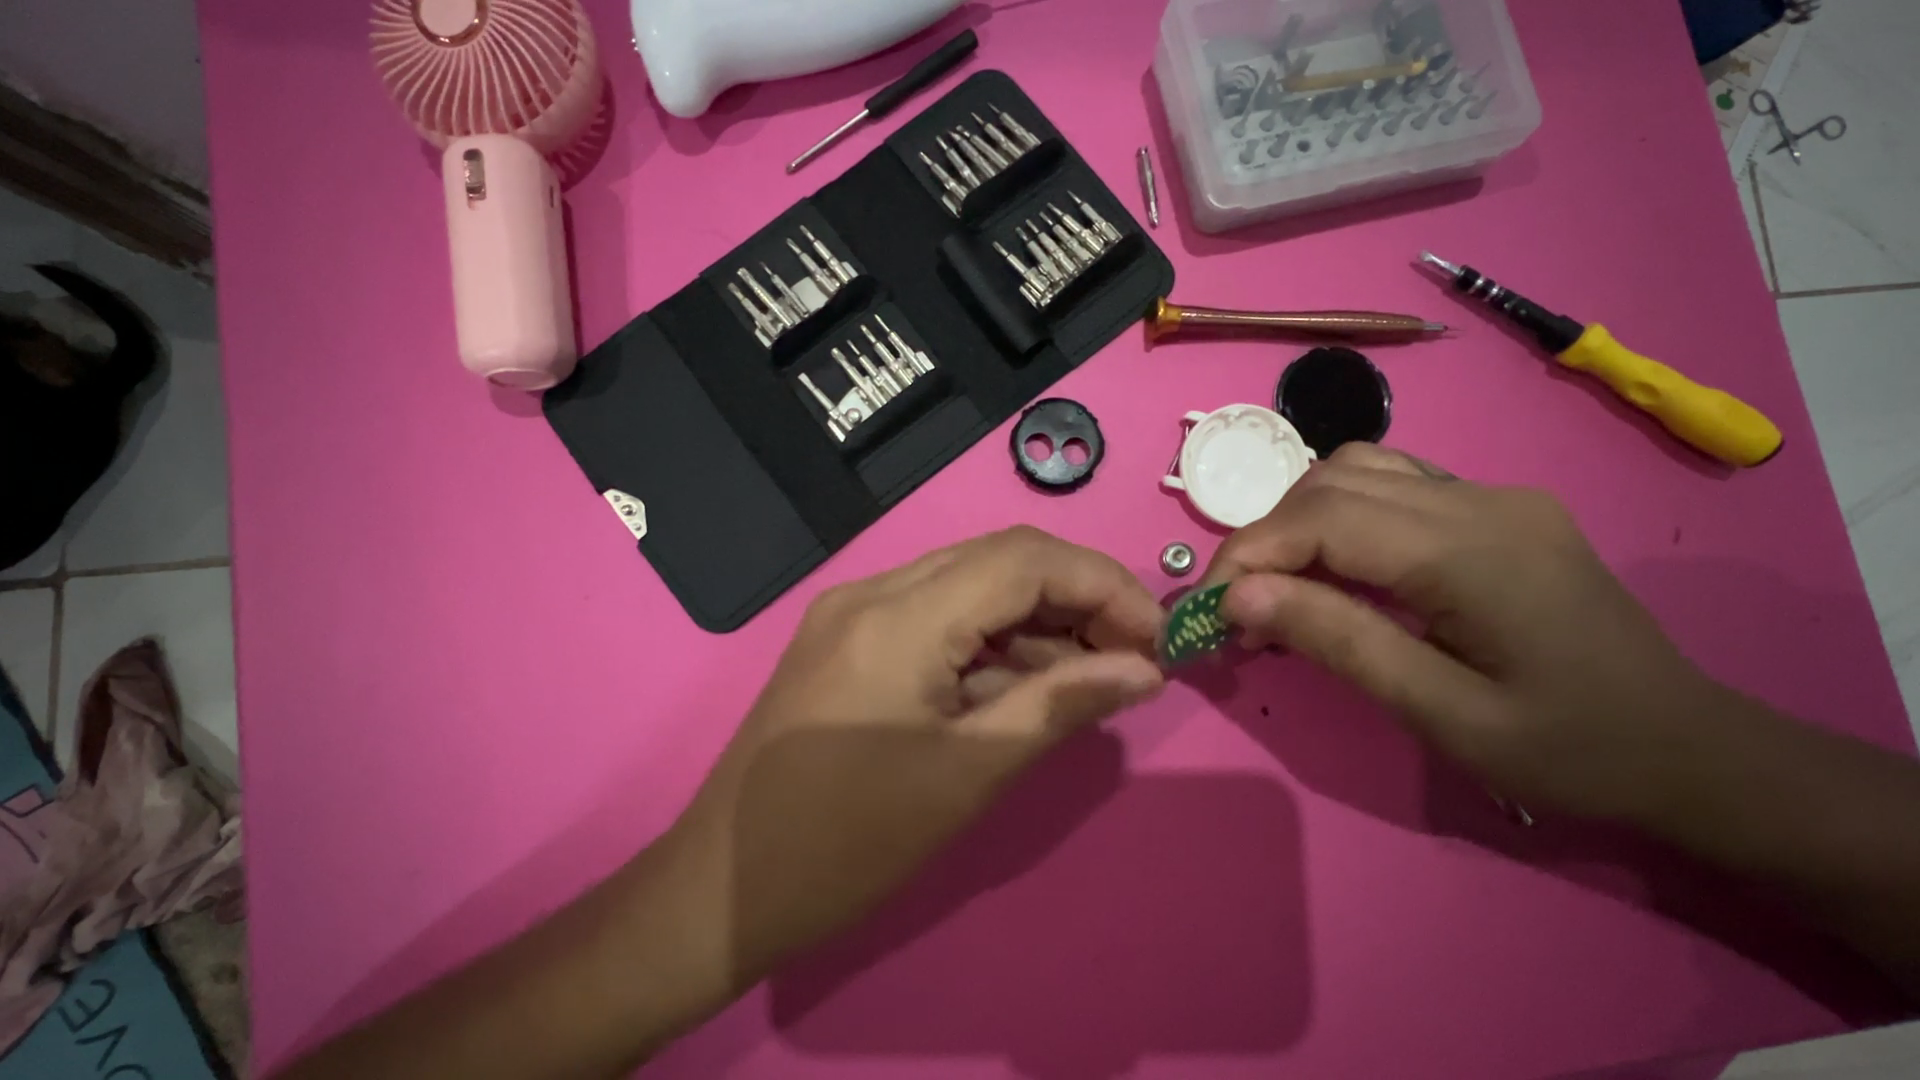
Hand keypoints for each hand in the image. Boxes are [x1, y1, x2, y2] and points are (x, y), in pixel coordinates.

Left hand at [675, 526, 1166, 982]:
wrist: (726, 887)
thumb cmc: (851, 840)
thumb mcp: (971, 773)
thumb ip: (1062, 705)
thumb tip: (1144, 669)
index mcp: (900, 615)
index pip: (1025, 559)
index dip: (1103, 586)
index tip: (1156, 639)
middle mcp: (872, 592)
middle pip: (998, 561)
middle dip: (1074, 599)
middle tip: (1130, 657)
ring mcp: (851, 615)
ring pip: (967, 588)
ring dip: (1034, 623)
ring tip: (1090, 678)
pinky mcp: (845, 645)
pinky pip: (934, 620)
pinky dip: (989, 644)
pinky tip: (1026, 686)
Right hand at [1205, 444, 1731, 823]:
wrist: (1691, 752)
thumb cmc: (1566, 750)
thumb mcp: (1441, 714)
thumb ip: (1338, 643)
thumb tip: (1237, 598)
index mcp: (1469, 549)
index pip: (1321, 517)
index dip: (1247, 555)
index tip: (1206, 613)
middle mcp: (1479, 500)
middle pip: (1332, 483)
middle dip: (1264, 540)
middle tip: (1237, 612)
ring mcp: (1494, 498)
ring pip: (1359, 471)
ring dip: (1300, 521)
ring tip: (1282, 589)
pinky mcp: (1499, 511)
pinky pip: (1395, 489)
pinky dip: (1342, 518)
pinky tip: (1339, 570)